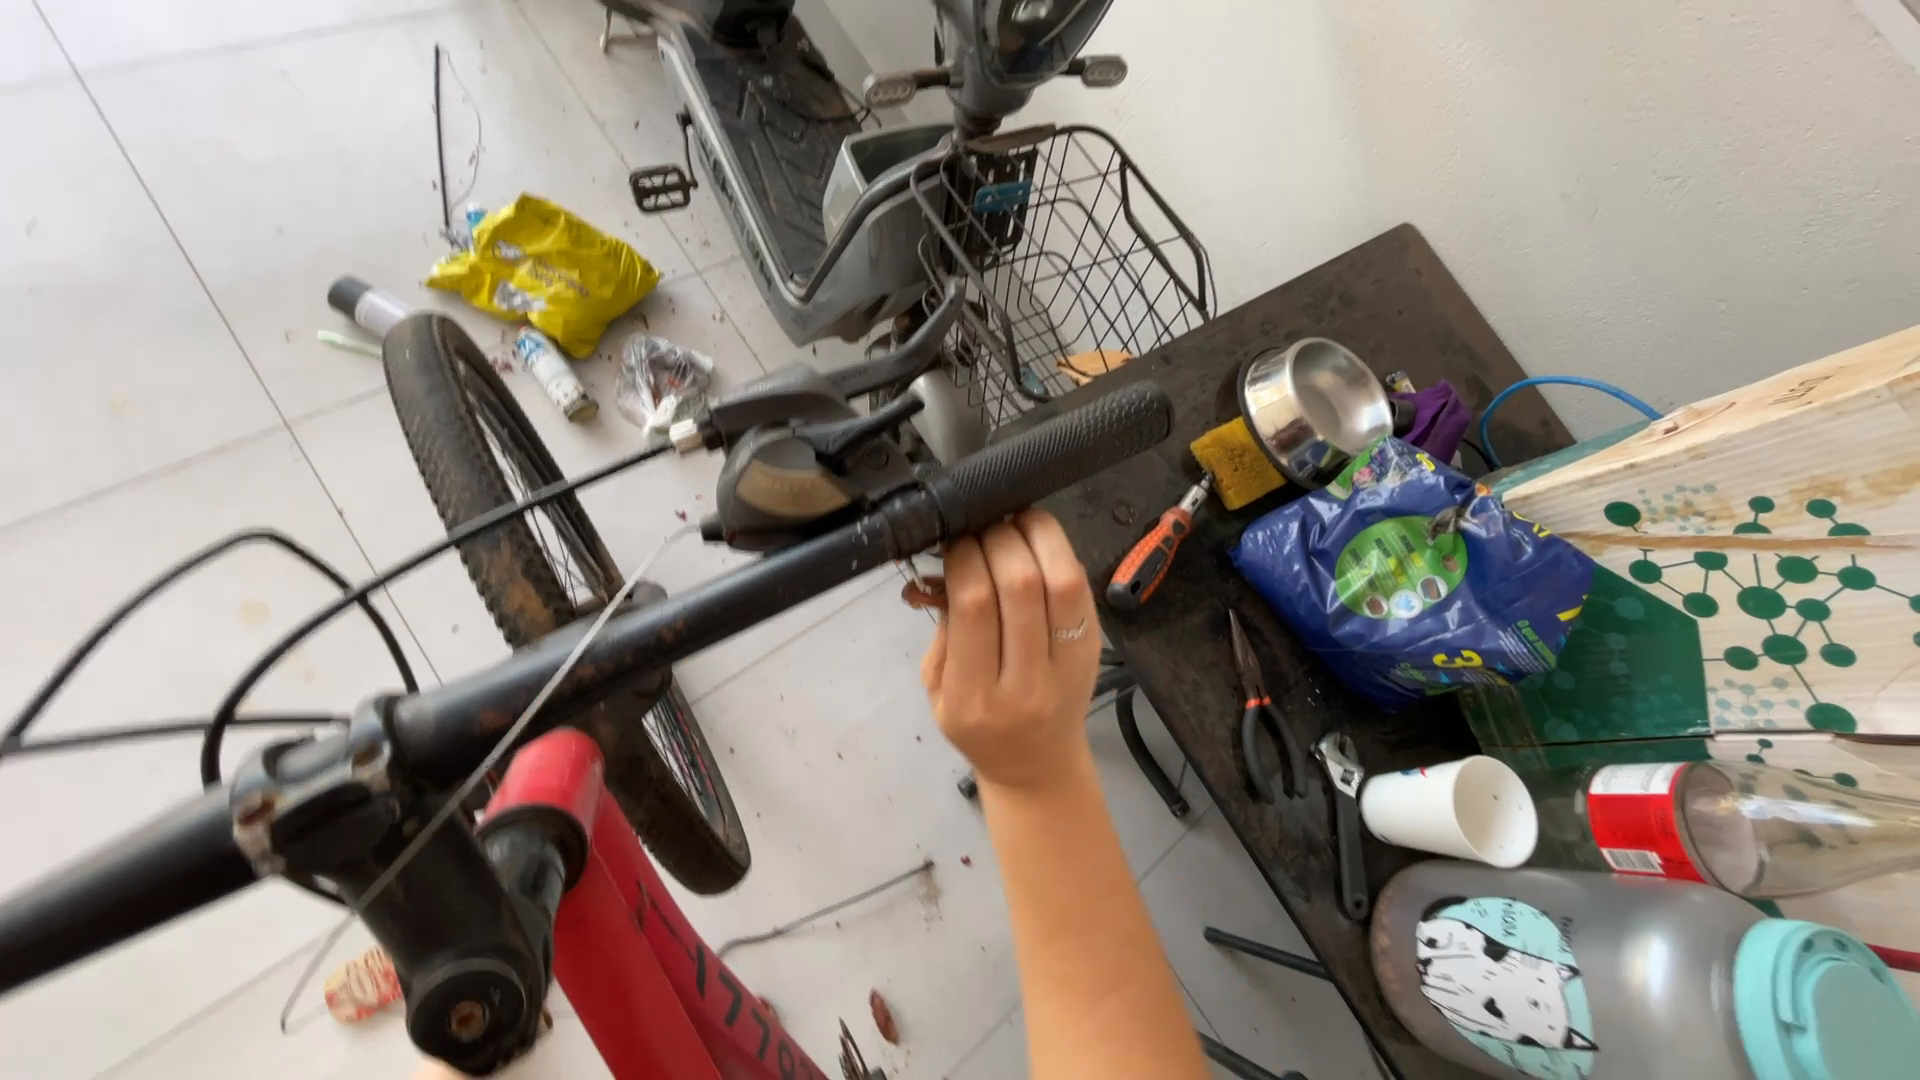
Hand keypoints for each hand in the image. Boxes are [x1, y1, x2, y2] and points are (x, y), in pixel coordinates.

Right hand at [921, 509, 1101, 790]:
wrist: (1036, 766)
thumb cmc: (976, 728)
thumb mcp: (937, 691)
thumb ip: (942, 632)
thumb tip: (949, 563)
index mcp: (974, 697)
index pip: (973, 605)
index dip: (964, 556)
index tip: (955, 539)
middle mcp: (1026, 684)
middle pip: (1019, 586)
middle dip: (998, 539)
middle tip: (984, 525)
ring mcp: (1068, 668)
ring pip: (1062, 583)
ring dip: (1038, 537)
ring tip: (1016, 518)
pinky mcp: (1094, 651)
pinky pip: (1082, 592)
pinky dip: (1061, 555)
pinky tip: (1042, 541)